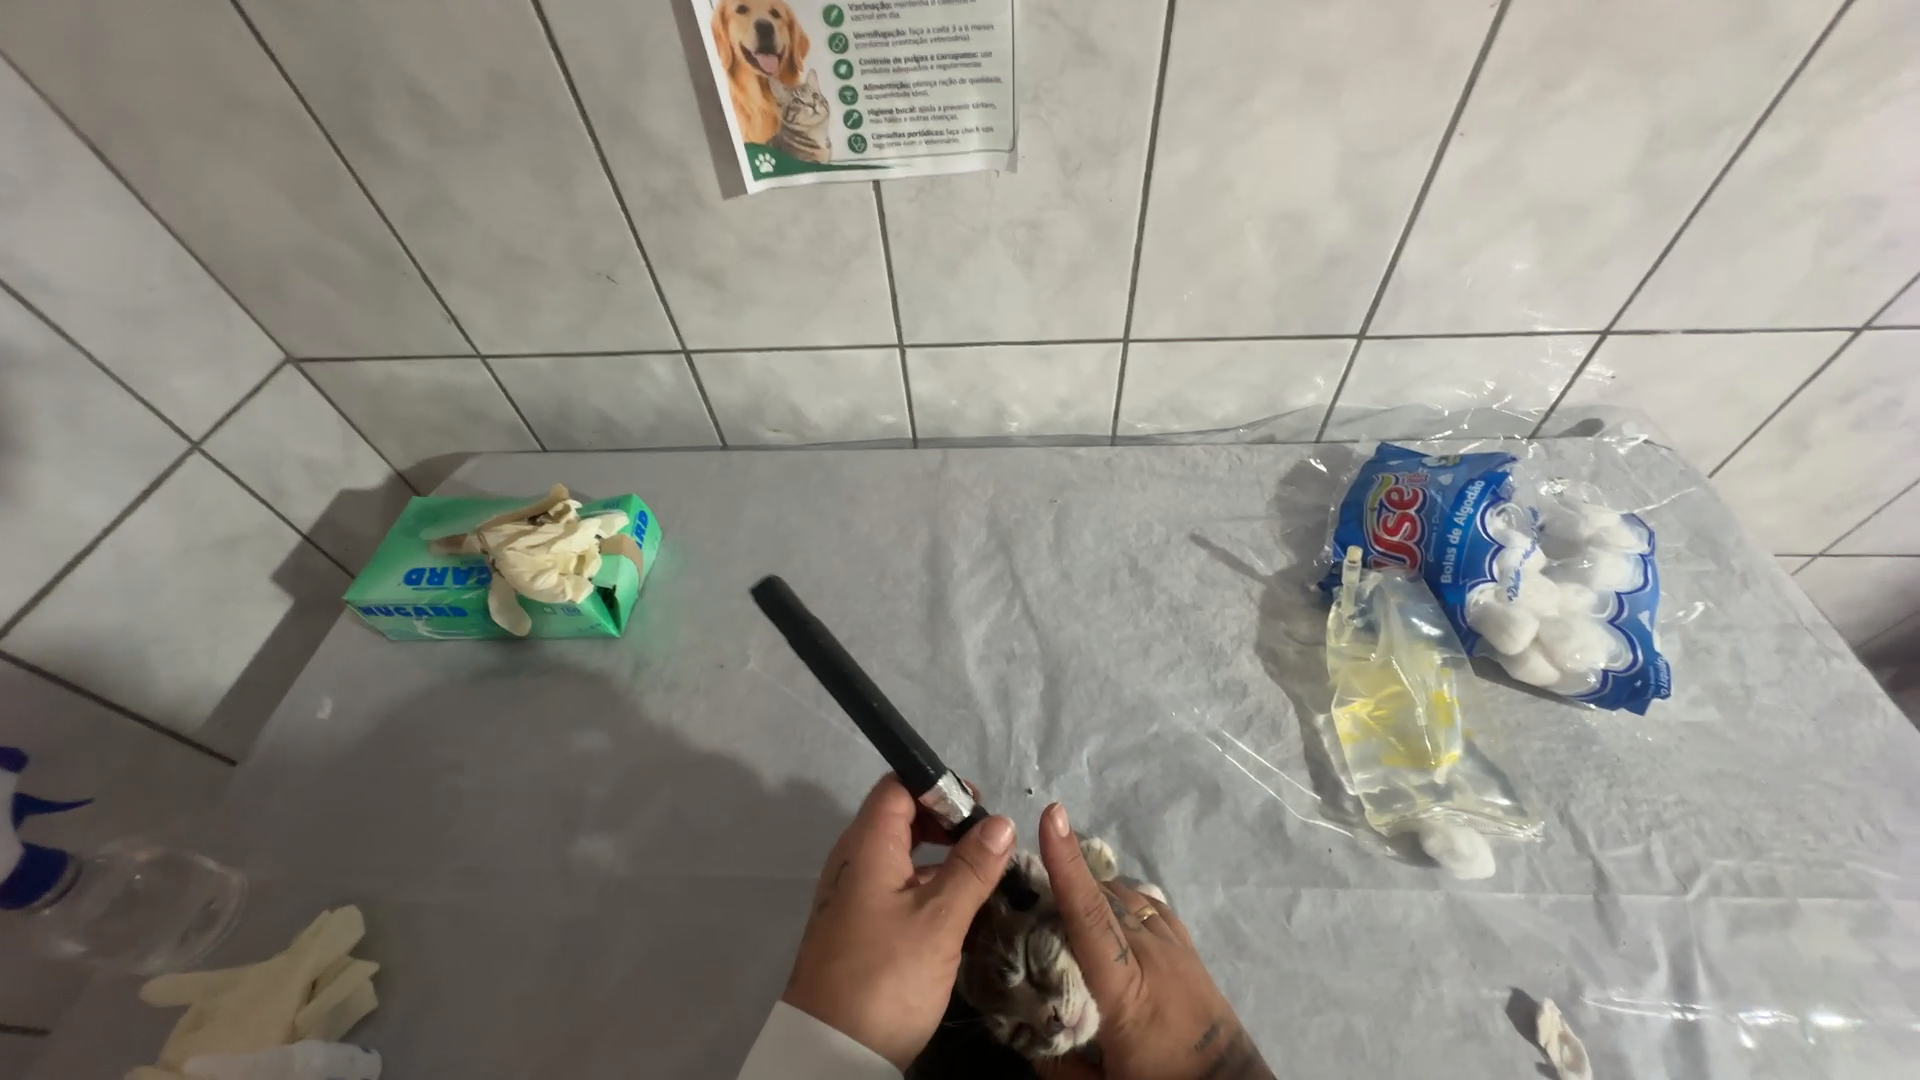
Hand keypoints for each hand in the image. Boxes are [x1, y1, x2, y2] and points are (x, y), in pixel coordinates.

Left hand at [782, 775, 1016, 1069]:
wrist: (830, 1053)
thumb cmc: (886, 975)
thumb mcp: (939, 919)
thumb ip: (972, 867)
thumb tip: (1002, 822)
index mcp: (867, 843)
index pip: (899, 786)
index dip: (939, 787)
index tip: (978, 809)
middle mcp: (855, 858)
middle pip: (900, 815)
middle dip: (945, 820)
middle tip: (986, 842)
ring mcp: (854, 892)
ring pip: (900, 852)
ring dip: (940, 854)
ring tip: (982, 873)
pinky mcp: (859, 922)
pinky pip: (895, 883)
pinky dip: (926, 882)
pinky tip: (957, 906)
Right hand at [1034, 804, 1273, 1079]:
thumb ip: (1057, 1061)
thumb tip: (1022, 1032)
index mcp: (1125, 986)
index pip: (1089, 913)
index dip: (1067, 863)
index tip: (1052, 814)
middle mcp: (1151, 952)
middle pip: (1103, 896)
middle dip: (1067, 876)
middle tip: (1026, 878)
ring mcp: (1175, 947)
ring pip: (1127, 896)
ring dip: (1094, 889)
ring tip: (1063, 894)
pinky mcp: (1190, 950)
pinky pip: (1150, 906)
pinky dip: (1124, 900)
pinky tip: (1111, 909)